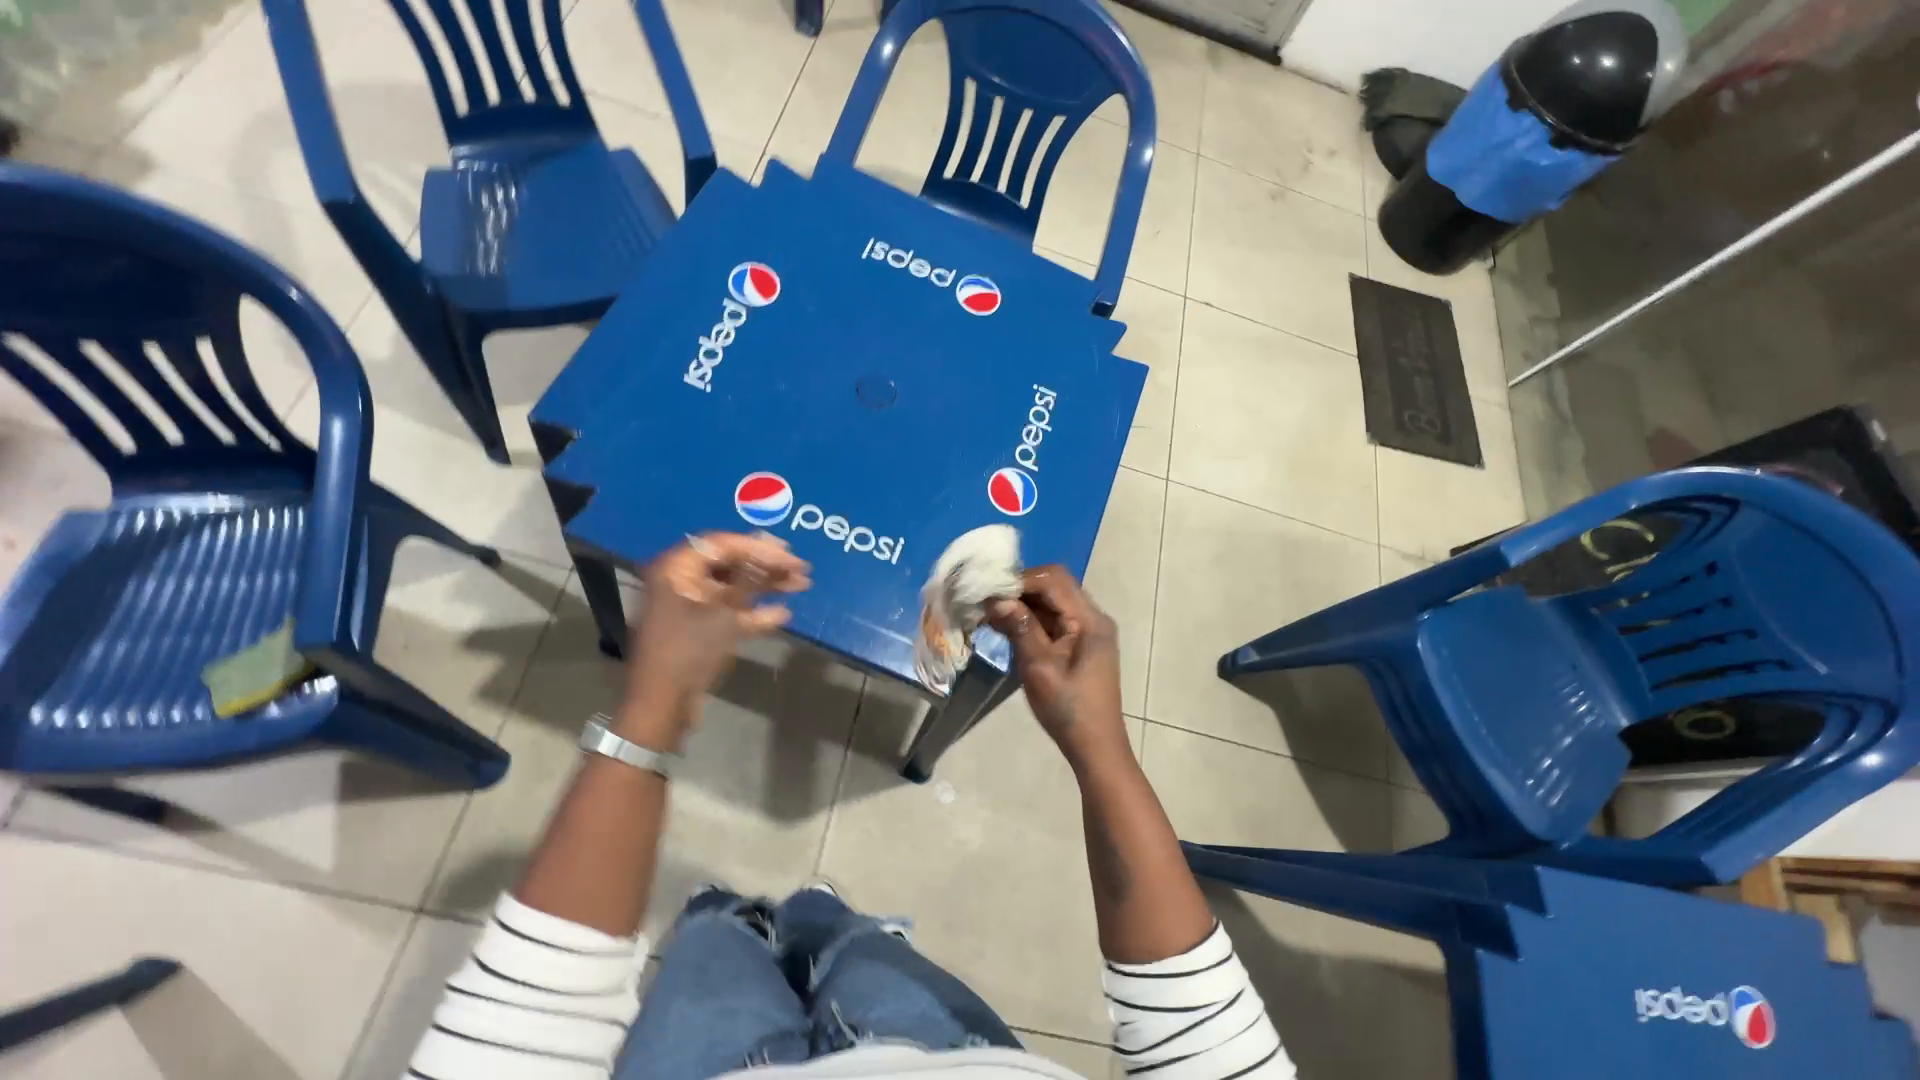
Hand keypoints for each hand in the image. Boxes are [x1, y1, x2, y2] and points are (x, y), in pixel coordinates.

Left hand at [620, 532, 810, 747]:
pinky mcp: (696, 629)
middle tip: (800, 570)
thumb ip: (748, 578)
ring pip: (732, 588)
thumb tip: (770, 546)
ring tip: (800, 586)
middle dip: (766, 566)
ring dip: (765, 587)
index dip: (759, 547)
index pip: (722, 545)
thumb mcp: (723, 613)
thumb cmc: (688, 652)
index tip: (789, 554)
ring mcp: (687, 606)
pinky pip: (727, 611)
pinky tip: (781, 615)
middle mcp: (679, 581)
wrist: (662, 705)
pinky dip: (752, 612)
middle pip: (729, 564)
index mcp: (676, 569)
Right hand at [986, 566, 1127, 764]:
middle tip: (986, 601)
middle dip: (1018, 589)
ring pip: (1051, 603)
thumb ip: (1020, 628)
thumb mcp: (1039, 667)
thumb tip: (996, 598)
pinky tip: (1004, 627)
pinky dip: (1029, 619)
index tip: (988, 590)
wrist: (1095, 747)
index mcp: (1089, 620)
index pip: (1054, 579)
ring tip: (989, 614)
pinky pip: (1052, 620)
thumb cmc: (1068, 709)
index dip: (1020, 579)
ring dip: (1021, 604)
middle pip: (1054, 586)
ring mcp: (1087, 631)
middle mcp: (1092, 618)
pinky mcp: (1078, 644)